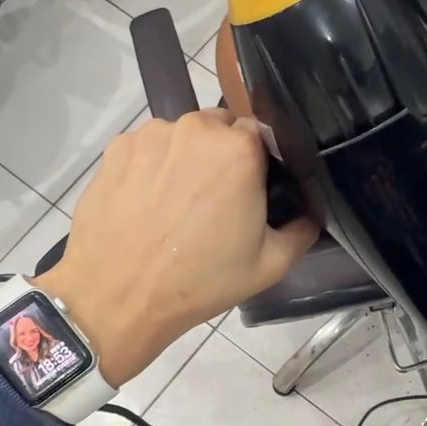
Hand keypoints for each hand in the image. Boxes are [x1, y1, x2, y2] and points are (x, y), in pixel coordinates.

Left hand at [35, 109, 318, 386]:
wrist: (117, 296)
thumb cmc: (200, 281)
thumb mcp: (269, 266)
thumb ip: (301, 232)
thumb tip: (309, 216)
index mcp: (240, 150)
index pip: (263, 134)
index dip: (262, 162)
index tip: (255, 190)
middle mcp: (195, 129)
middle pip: (220, 128)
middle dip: (223, 156)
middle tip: (218, 201)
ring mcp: (150, 135)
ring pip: (182, 137)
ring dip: (187, 160)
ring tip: (178, 206)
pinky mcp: (116, 149)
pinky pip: (148, 149)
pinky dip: (153, 168)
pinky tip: (149, 205)